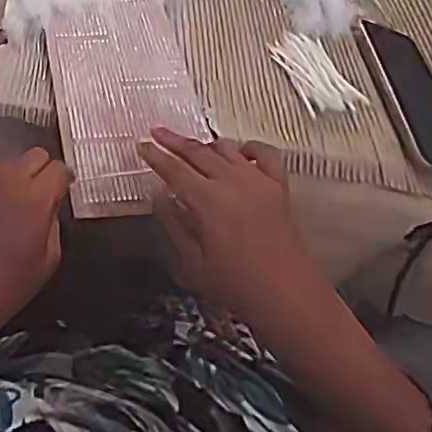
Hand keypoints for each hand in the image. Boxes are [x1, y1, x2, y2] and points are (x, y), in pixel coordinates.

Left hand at [0, 148, 71, 340]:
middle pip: (37, 155)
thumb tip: (52, 200)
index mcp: (36, 197)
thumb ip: (55, 217)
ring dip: (19, 175)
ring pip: (13, 161)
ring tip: (15, 202)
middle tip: (42, 194)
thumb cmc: (12, 281)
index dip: (64, 180)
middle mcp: (10, 178)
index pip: (59, 168)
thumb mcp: (51, 255)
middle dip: (43, 171)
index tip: (64, 190)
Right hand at [139, 129, 317, 313]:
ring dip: (204, 144)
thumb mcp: (192, 262)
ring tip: (189, 144)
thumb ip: (172, 224)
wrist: (289, 298)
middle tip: (157, 132)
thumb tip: (159, 196)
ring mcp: (259, 182)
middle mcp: (233, 183)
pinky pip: (264, 154)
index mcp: (208, 201)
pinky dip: (248, 147)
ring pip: (225, 149)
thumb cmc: (237, 286)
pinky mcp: (279, 188)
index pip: (173, 169)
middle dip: (174, 141)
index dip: (155, 156)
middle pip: (197, 152)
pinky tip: (238, 151)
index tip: (142, 146)